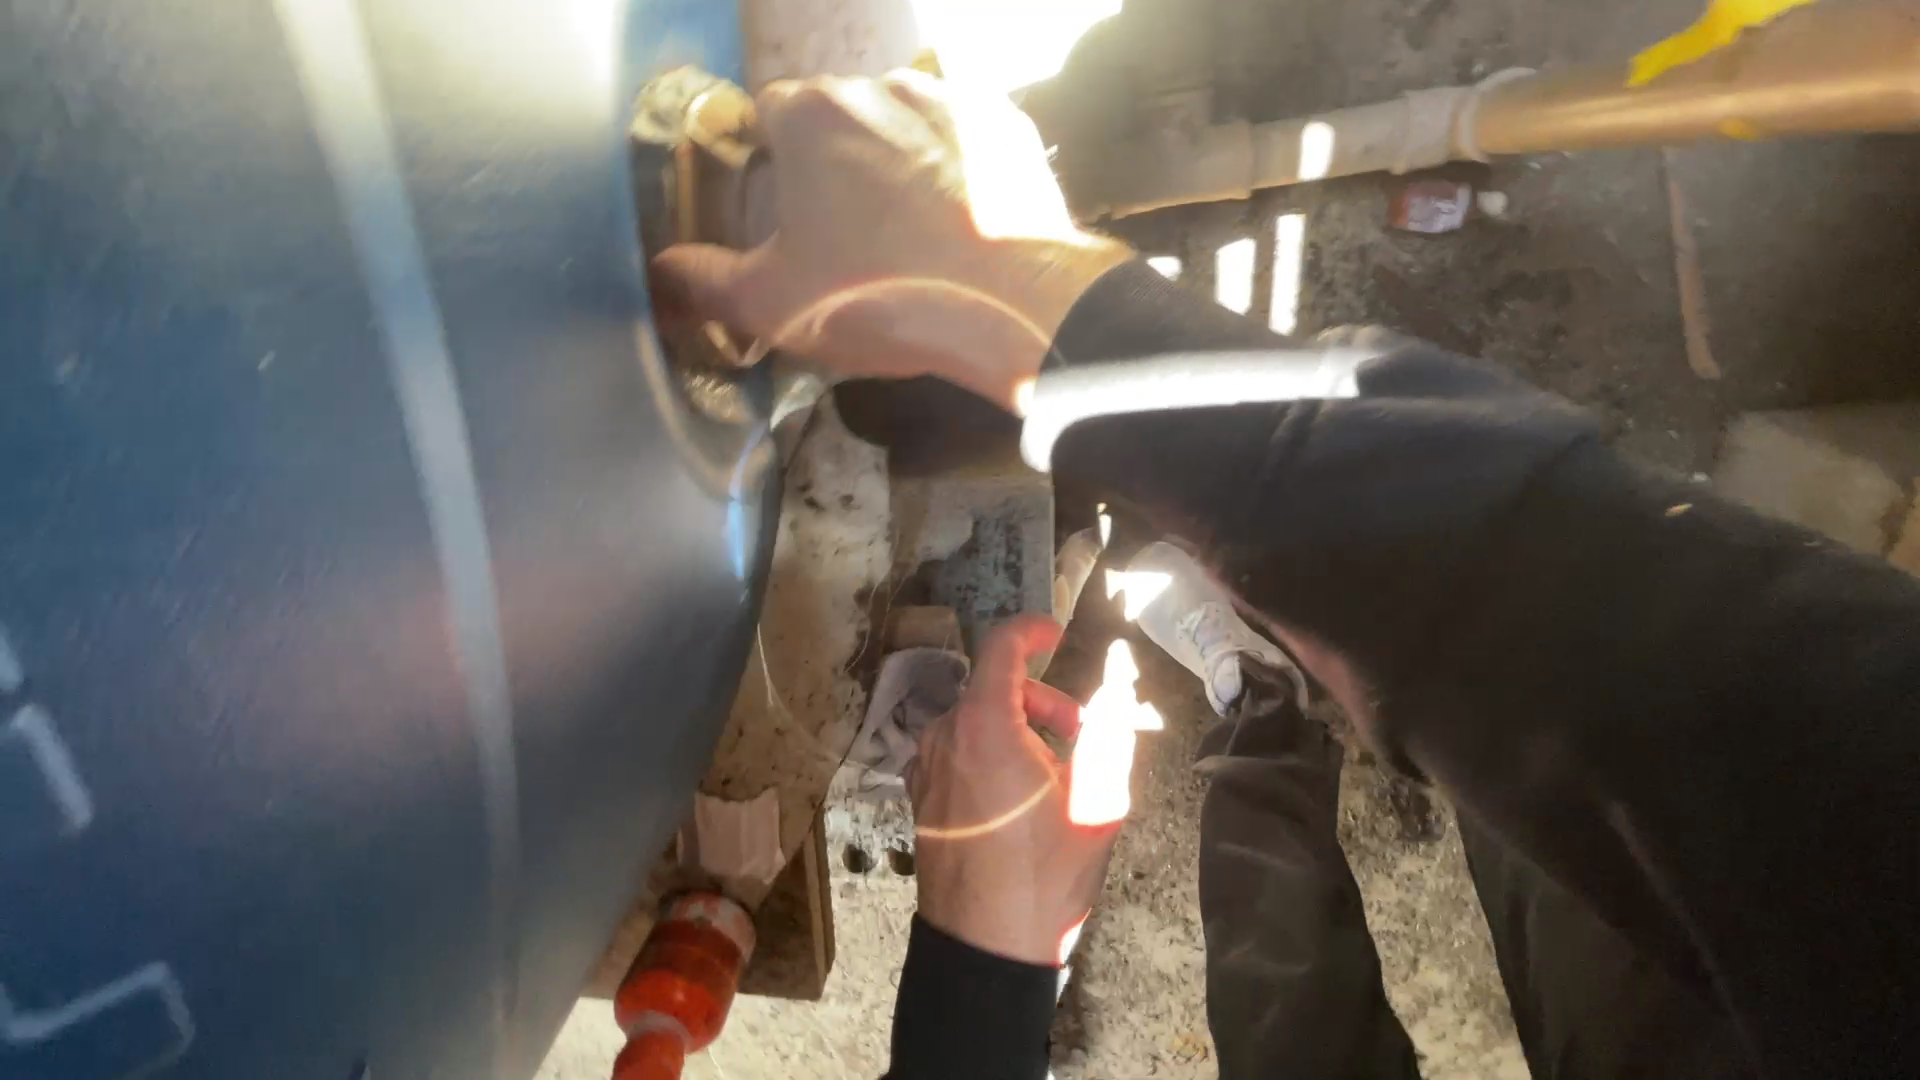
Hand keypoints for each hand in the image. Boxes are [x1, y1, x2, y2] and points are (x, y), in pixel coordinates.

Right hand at [650, 72, 1130, 412]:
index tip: (791, 217)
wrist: (1007, 308)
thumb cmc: (877, 299)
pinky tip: (966, 226)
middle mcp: (881, 85)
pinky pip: (968, 144)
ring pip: (908, 128)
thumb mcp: (773, 305)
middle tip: (857, 238)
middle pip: (841, 120)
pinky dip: (961, 176)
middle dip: (839, 168)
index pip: (770, 118)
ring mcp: (955, 100)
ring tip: (917, 236)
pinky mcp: (1013, 127)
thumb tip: (662, 269)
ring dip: (902, 167)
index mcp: (811, 114)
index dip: (773, 168)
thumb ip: (706, 282)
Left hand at [908, 616, 1124, 966]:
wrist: (984, 951)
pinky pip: (957, 748)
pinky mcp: (918, 793)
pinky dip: (988, 750)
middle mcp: (944, 734)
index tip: (1058, 635)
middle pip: (994, 688)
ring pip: (976, 719)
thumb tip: (1119, 682)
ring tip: (1051, 773)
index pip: (1001, 646)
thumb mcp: (1098, 800)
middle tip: (1079, 736)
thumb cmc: (1046, 874)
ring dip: (1016, 728)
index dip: (1032, 630)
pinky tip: (1012, 793)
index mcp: (985, 724)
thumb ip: (1112, 729)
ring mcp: (924, 764)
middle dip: (1042, 701)